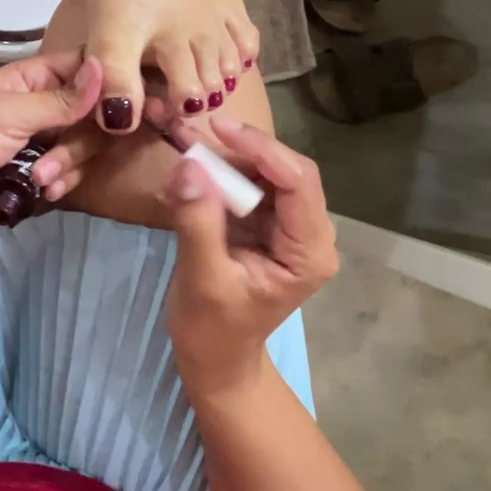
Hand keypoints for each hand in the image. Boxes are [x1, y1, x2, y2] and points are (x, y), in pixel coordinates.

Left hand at [0, 51, 102, 233]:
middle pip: (92, 111)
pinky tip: (45, 192)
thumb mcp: (7, 114)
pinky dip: (64, 183)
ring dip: (68, 164)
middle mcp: (43, 106)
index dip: (105, 81)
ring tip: (40, 179)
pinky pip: (74, 174)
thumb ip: (60, 98)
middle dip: (80, 139)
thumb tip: (105, 66)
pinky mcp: (43, 175)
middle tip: (54, 158)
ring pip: (86, 146)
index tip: (119, 104)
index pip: (82, 67)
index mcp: (31, 79)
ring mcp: (45, 142)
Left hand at [79, 0, 259, 133]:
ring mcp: (219, 9)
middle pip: (212, 80)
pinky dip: (242, 47)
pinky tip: (237, 55)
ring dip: (219, 76)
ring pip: (231, 57)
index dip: (173, 114)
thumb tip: (124, 126)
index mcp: (180, 48)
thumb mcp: (110, 31)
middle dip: (197, 101)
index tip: (156, 119)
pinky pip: (243, 27)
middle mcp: (209, 35)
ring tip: (202, 87)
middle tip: (175, 108)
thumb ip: (118, 79)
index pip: (187, 98)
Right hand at [160, 118, 338, 396]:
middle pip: (281, 170)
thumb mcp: (203, 279)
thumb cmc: (214, 331)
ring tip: (180, 149)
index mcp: (309, 251)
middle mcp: (308, 233)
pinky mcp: (262, 224)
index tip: (219, 128)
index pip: (298, 182)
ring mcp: (285, 227)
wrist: (215, 361)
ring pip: (260, 172)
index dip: (262, 149)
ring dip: (221, 160)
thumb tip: (189, 167)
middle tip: (190, 135)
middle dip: (237, 151)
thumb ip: (198, 222)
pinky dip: (214, 177)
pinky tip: (183, 178)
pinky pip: (243, 186)